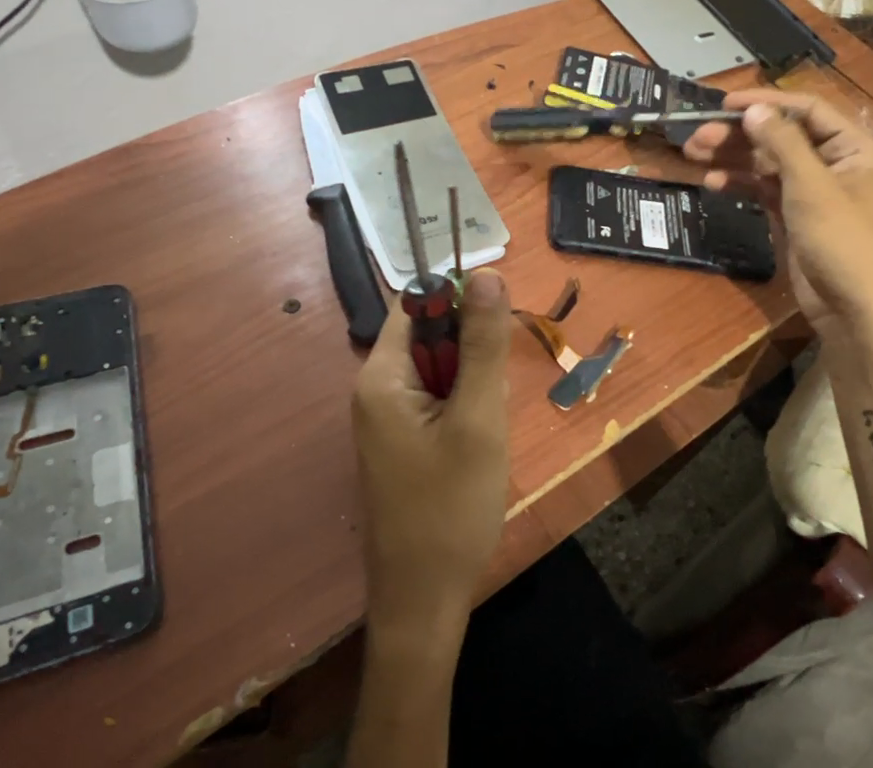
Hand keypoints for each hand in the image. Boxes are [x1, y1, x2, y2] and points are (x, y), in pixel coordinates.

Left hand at [351, 270, 512, 637]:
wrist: (424, 598)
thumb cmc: (451, 508)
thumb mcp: (479, 420)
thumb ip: (483, 345)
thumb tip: (486, 273)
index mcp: (381, 376)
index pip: (416, 305)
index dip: (460, 305)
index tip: (498, 336)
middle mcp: (375, 390)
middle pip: (430, 337)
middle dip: (472, 359)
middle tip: (491, 408)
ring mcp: (386, 420)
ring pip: (441, 373)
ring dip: (473, 391)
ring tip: (484, 438)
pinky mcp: (402, 445)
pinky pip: (438, 405)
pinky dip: (465, 417)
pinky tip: (476, 454)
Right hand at [684, 90, 872, 330]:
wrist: (854, 310)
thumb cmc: (842, 241)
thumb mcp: (811, 187)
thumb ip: (782, 143)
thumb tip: (753, 109)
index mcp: (854, 147)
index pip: (806, 110)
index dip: (765, 103)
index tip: (724, 104)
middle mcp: (835, 163)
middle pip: (781, 136)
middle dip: (738, 135)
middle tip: (696, 137)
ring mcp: (814, 191)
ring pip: (768, 163)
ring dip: (732, 157)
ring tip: (693, 155)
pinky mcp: (796, 216)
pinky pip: (764, 189)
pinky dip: (740, 183)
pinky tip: (712, 182)